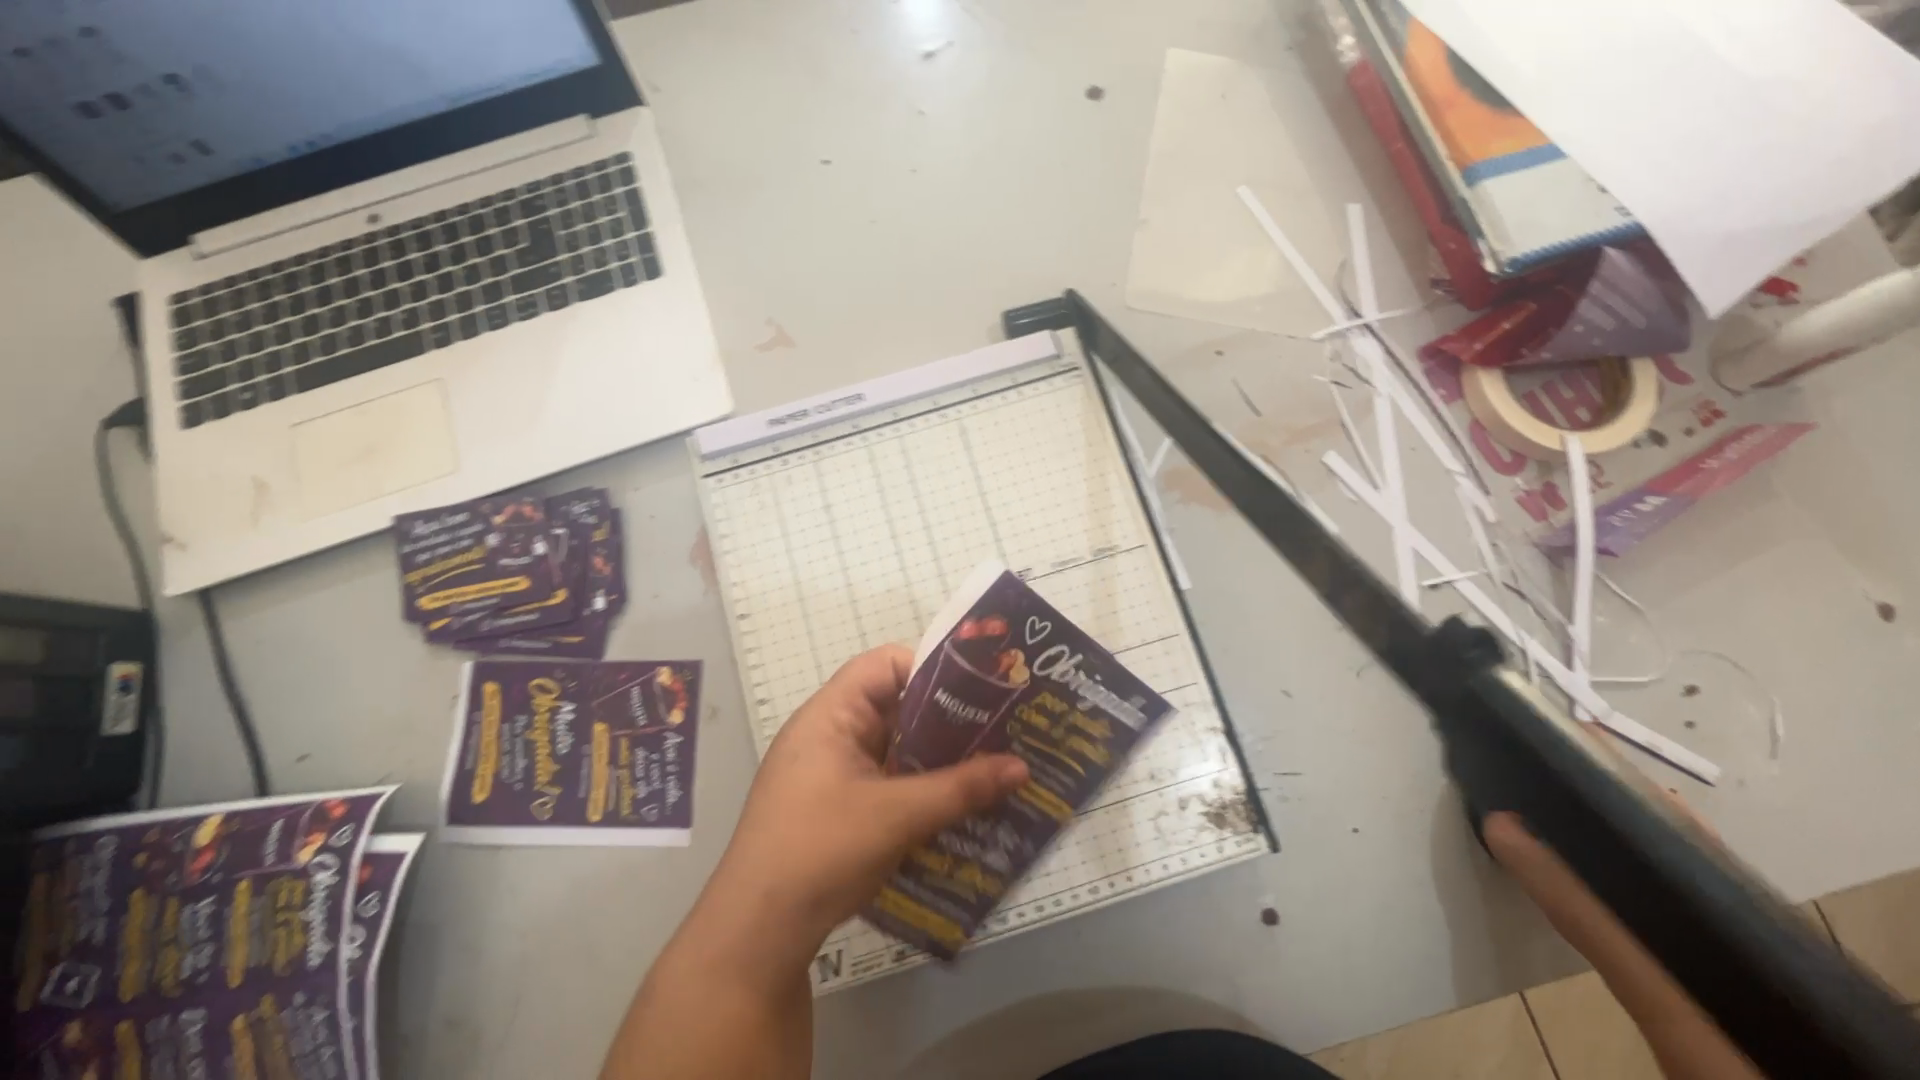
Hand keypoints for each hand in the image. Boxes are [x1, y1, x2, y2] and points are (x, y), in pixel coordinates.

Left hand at [703, 645, 1029, 964]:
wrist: (759, 929)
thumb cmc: (822, 849)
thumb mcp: (898, 815)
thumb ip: (961, 788)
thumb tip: (1022, 767)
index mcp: (830, 715)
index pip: (885, 665)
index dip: (932, 668)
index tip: (981, 688)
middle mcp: (828, 735)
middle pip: (894, 707)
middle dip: (947, 718)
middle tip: (1002, 728)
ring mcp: (830, 774)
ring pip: (894, 750)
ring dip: (936, 758)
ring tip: (992, 763)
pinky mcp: (836, 809)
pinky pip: (887, 782)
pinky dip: (919, 787)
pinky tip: (959, 804)